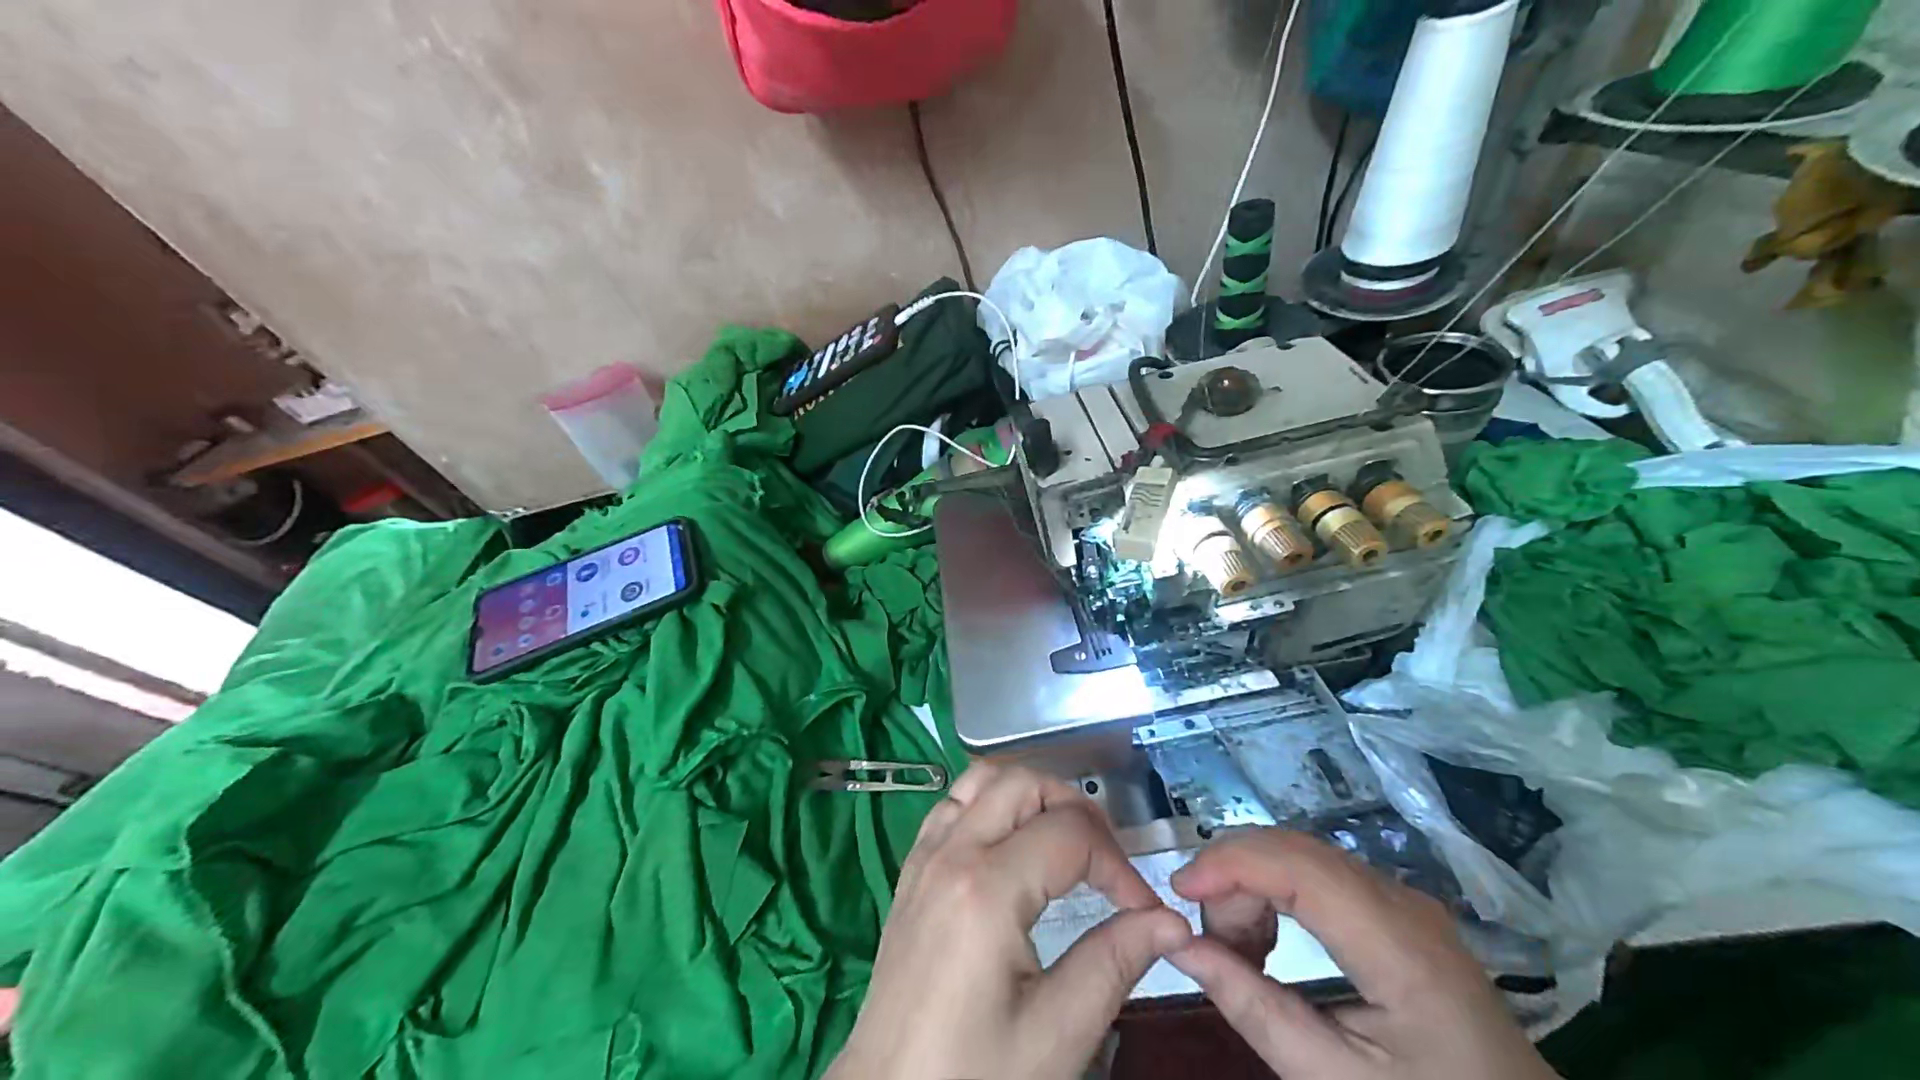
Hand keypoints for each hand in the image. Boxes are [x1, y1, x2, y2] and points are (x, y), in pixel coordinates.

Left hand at [827, 762, 1191, 1079]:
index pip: (1071, 834)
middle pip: (1024, 783)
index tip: (1144, 910)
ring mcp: (925, 856)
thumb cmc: (973, 1073)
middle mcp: (951, 853)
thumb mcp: (1056, 1034)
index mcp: (987, 888)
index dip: (1120, 865)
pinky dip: (989, 802)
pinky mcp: (911, 870)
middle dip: (1077, 811)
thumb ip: (1114, 963)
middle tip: (1106, 865)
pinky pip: (952, 804)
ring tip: (1063, 841)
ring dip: (1031, 794)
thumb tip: (1170, 922)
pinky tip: (1010, 842)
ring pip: (982, 779)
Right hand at [1170, 830, 1555, 1079]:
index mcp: (1399, 948)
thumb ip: (1254, 1010)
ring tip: (1237, 948)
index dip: (1230, 864)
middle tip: (1207, 939)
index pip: (1300, 867)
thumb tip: (1179, 945)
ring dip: (1250, 883)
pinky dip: (1273, 891)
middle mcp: (1402, 902)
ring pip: (1299, 853)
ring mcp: (1401, 899)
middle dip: (1232, 876)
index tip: (1177, 892)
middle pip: (1293, 848)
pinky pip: (1316, 873)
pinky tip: (1266, 939)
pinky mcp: (1394, 907)